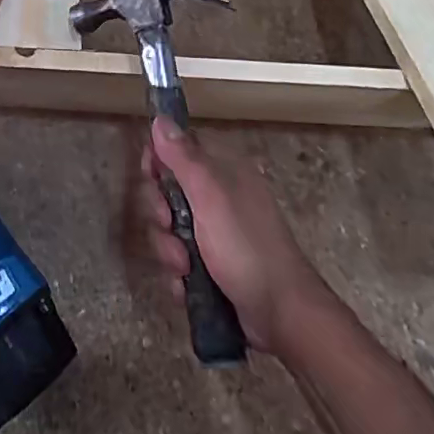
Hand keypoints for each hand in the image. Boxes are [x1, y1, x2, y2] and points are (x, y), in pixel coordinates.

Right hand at [137, 118, 330, 351]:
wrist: (281, 315)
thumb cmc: (246, 247)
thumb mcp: (211, 196)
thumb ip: (183, 157)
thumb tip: (160, 119)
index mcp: (224, 173)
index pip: (177, 148)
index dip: (157, 161)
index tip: (151, 177)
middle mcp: (218, 197)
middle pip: (165, 190)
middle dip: (160, 214)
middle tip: (170, 225)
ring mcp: (214, 232)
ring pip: (166, 228)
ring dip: (167, 248)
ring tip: (184, 266)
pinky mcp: (211, 263)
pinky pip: (176, 257)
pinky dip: (177, 272)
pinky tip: (187, 284)